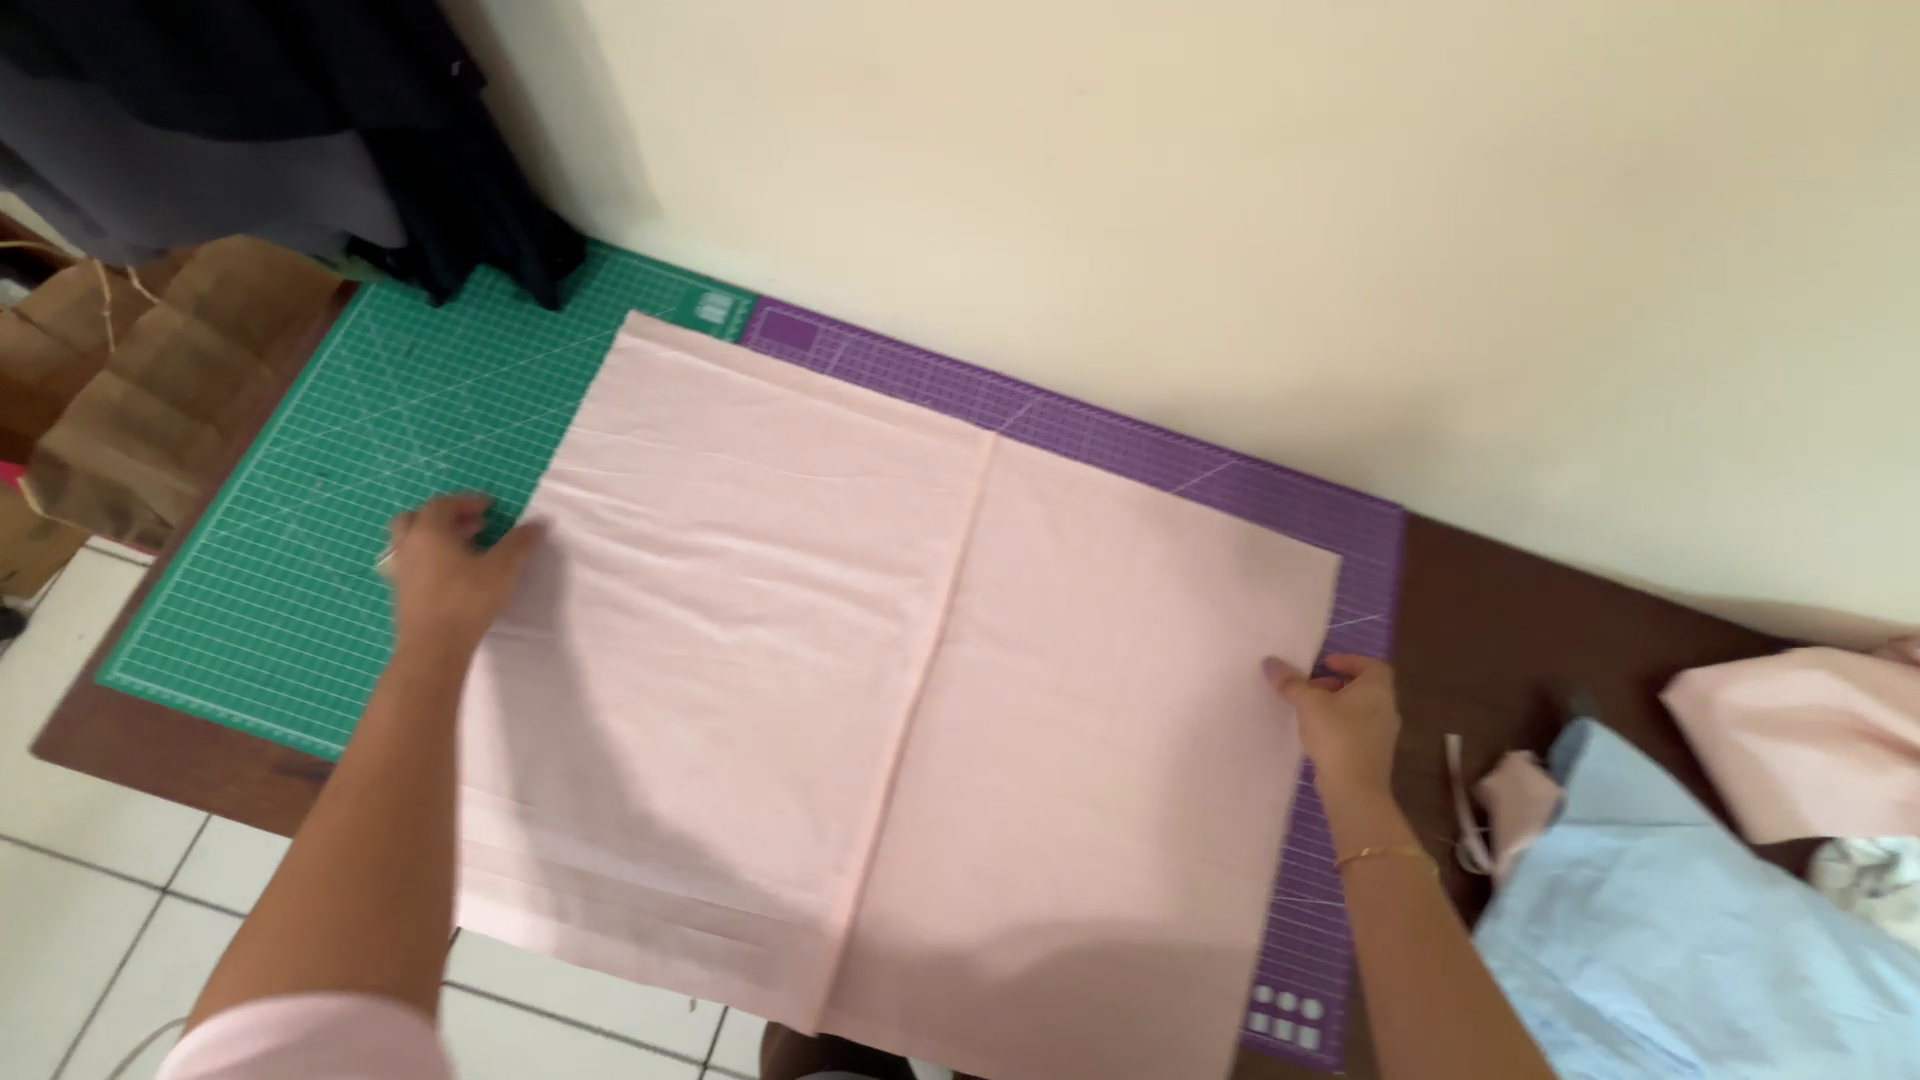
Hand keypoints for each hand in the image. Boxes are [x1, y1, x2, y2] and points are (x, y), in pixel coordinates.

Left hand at [385, 494, 543, 655]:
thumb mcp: (503, 567)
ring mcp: (401, 568)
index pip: (443, 504)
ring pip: (412, 540)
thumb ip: (519, 542)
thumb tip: (538, 522)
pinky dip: (432, 555)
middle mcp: (409, 545)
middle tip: (473, 523)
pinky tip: (455, 571)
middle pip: (418, 517)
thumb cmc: (468, 598)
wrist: (434, 644)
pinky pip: (414, 560)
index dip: (467, 501)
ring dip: (437, 536)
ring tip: (467, 546)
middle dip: (445, 516)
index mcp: (429, 532)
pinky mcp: (402, 589)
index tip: (490, 507)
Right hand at [1263, 653, 1400, 804]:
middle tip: (1310, 686)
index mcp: (1377, 690)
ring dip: (1335, 704)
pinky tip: (1315, 733)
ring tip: (1307, 709)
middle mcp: (1386, 708)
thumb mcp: (1308, 703)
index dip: (1349, 660)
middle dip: (1335, 683)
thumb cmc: (1336, 735)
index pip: (1372, 665)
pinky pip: (1356, 729)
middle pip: (1363, 687)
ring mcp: (1382, 733)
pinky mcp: (1372, 753)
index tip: (1324, 664)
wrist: (1354, 787)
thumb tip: (1271, 661)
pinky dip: (1338, 724)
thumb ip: (1291, 682)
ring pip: (1358, 709)